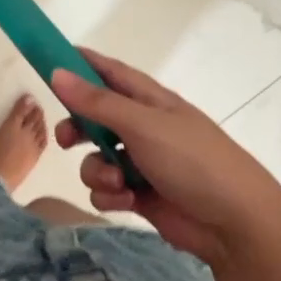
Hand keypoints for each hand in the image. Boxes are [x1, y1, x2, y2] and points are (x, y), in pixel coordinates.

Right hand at [51, 50, 280, 262]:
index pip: (109, 72)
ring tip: (118, 183)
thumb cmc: (193, 161)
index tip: (48, 59)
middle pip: (94, 119)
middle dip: (76, 129)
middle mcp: (144, 128)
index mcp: (151, 101)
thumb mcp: (143, 125)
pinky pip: (106, 190)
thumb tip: (56, 73)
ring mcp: (141, 163)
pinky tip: (128, 202)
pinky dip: (110, 196)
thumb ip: (97, 103)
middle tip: (65, 140)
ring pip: (95, 159)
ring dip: (97, 172)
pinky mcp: (138, 195)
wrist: (232, 221)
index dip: (81, 64)